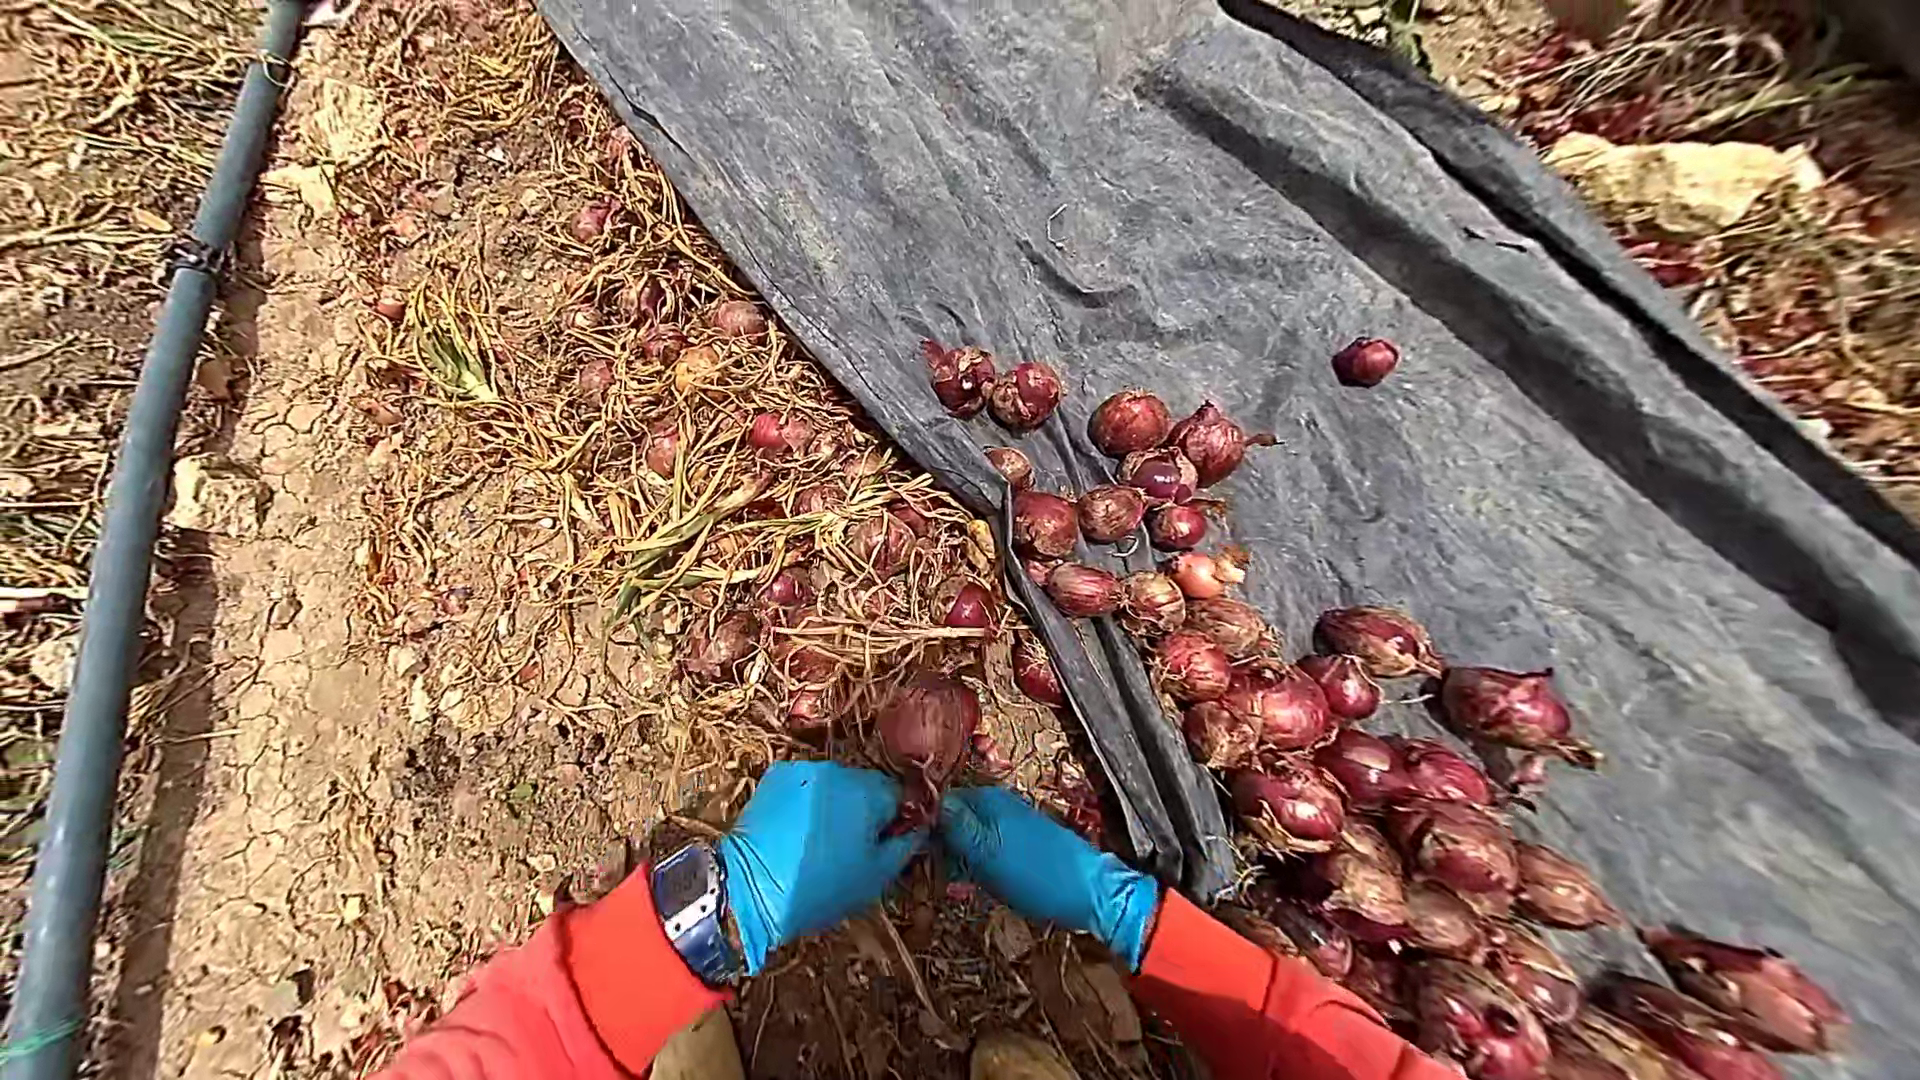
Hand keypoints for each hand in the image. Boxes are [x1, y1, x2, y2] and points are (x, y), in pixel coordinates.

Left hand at [717, 762, 924, 972]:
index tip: (883, 843)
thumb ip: (905, 845)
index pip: (899, 795)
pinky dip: (809, 800)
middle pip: (867, 786)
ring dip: (837, 803)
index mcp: (868, 791)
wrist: (748, 888)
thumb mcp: (874, 877)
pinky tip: (798, 828)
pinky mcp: (779, 774)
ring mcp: (807, 769)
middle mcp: (839, 771)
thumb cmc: (818, 887)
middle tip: (851, 846)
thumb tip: (919, 827)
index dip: (895, 821)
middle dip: (865, 810)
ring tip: (820, 839)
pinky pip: (808, 783)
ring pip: (837, 784)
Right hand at [940, 786, 1160, 969]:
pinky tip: (978, 884)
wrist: (1090, 893)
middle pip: (952, 819)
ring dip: (957, 859)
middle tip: (940, 876)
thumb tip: (924, 801)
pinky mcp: (1017, 840)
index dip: (925, 827)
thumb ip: (955, 827)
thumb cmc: (1036, 873)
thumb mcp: (987, 853)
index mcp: (986, 799)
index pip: (940, 803)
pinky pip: (985, 847)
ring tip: (959, 884)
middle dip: (942, 846)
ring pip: (967, 836)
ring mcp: (1008, 822)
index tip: (917, 854)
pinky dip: (976, 864)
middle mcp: (995, 803)